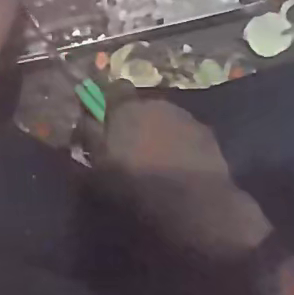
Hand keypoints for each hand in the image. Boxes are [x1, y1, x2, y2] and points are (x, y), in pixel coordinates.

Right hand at [98, 100, 273, 258]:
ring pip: (166, 121)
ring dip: (160, 135)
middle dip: (136, 123)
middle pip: (142, 106)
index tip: (105, 120)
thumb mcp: (98, 169)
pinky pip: (187, 135)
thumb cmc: (136, 188)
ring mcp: (186, 118)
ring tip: (158, 164)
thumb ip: (90, 139)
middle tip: (131, 151)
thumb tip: (85, 119)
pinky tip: (180, 170)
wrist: (194, 206)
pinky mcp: (208, 135)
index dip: (109, 102)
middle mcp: (156, 104)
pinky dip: (182, 147)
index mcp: (125, 109)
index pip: (113, 88)